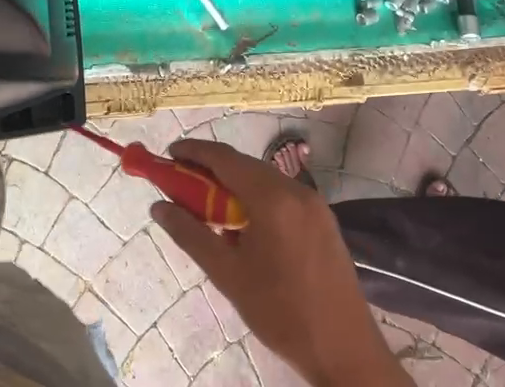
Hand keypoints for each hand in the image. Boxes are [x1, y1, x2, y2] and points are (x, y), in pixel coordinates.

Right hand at [149, 139, 407, 386]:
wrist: (346, 353)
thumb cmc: (281, 312)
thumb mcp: (226, 274)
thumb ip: (189, 234)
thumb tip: (158, 207)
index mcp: (272, 199)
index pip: (223, 158)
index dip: (192, 151)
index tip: (167, 155)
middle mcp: (296, 191)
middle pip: (244, 165)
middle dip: (210, 169)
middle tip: (181, 185)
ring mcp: (315, 206)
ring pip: (263, 180)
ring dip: (233, 185)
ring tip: (208, 209)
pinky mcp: (324, 222)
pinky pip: (281, 196)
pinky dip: (255, 199)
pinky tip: (243, 227)